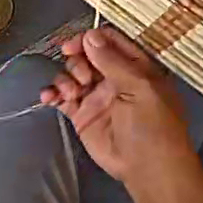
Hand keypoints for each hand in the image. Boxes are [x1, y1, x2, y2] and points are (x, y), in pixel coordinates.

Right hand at [39, 28, 196, 189]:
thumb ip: (113, 61)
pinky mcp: (82, 115)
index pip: (109, 42)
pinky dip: (52, 94)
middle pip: (86, 56)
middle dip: (77, 60)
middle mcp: (113, 78)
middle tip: (82, 77)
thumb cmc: (154, 126)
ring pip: (72, 75)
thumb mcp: (140, 87)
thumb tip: (90, 36)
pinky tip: (48, 98)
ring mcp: (96, 97)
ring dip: (65, 78)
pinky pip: (62, 98)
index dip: (91, 39)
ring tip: (71, 93)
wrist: (147, 167)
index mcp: (134, 67)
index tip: (76, 46)